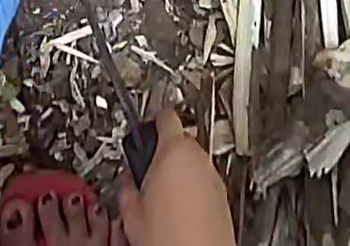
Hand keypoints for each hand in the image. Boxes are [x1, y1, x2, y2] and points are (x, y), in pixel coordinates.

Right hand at [118, 110, 233, 245]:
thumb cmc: (169, 238)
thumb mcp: (133, 213)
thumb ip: (127, 187)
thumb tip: (127, 182)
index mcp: (173, 150)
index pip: (166, 117)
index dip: (154, 120)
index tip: (147, 129)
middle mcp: (196, 156)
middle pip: (180, 139)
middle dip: (166, 152)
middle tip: (151, 172)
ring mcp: (212, 175)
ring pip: (194, 161)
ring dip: (181, 171)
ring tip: (166, 198)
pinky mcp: (222, 194)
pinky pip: (205, 180)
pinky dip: (195, 188)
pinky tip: (183, 211)